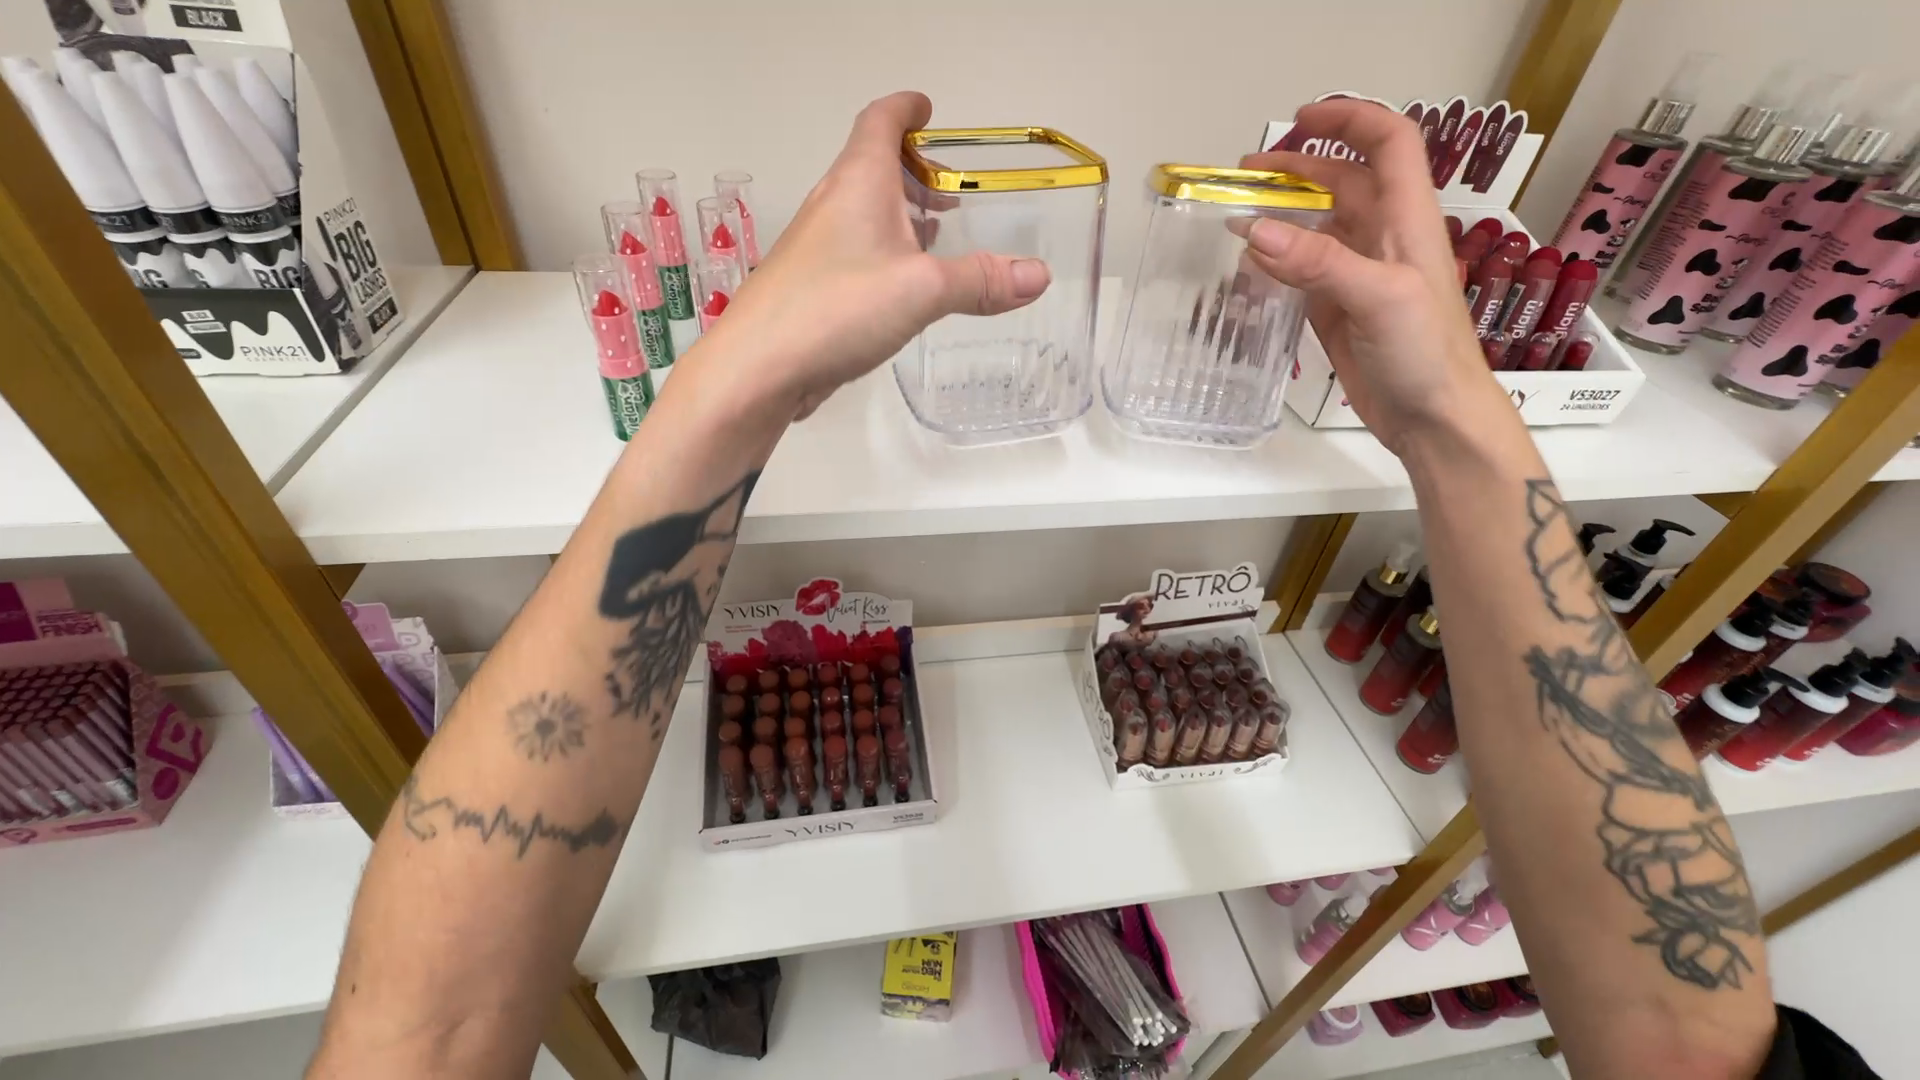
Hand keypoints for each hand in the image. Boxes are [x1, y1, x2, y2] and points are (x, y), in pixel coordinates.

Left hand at [705, 91, 1051, 419]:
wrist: (758, 368)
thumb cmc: (837, 308)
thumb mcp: (922, 290)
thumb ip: (980, 281)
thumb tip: (1039, 276)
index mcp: (857, 183)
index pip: (880, 122)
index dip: (906, 109)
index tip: (928, 110)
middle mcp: (833, 205)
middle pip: (874, 167)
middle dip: (915, 171)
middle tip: (953, 191)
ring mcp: (817, 248)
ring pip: (865, 214)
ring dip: (901, 216)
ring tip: (939, 236)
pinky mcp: (811, 288)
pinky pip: (856, 254)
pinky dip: (885, 254)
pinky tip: (904, 289)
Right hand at [1240, 100, 1509, 456]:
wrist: (1434, 416)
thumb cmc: (1425, 352)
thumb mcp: (1379, 297)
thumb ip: (1319, 262)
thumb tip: (1254, 229)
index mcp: (1406, 219)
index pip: (1388, 144)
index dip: (1350, 120)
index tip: (1301, 119)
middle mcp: (1382, 238)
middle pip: (1342, 182)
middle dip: (1299, 169)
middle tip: (1245, 175)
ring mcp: (1358, 275)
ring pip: (1317, 228)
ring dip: (1281, 216)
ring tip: (1236, 216)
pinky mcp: (1338, 310)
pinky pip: (1301, 273)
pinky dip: (1274, 263)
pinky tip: (1248, 267)